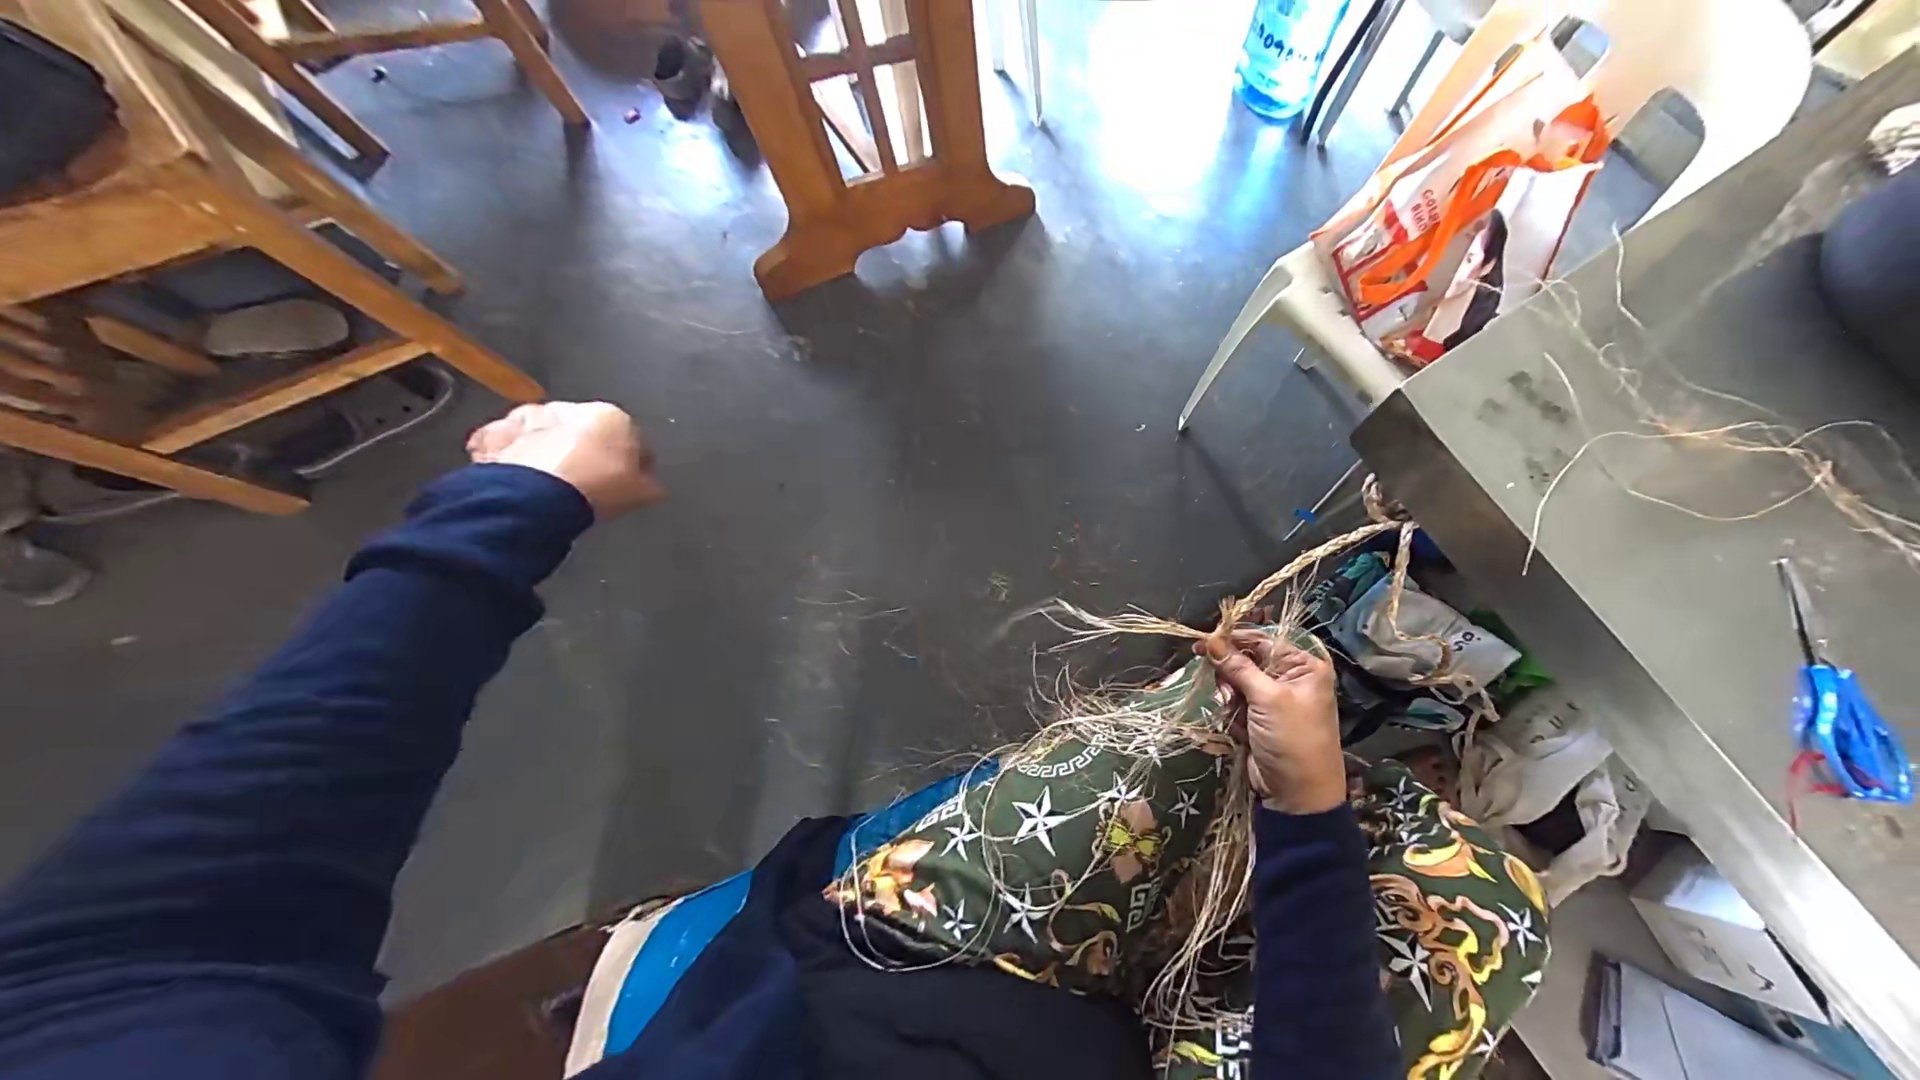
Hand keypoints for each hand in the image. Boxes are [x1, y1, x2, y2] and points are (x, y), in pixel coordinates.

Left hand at [466, 401, 663, 518]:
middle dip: (585, 450)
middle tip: (589, 483)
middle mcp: (571, 409)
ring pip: (545, 433)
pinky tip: (519, 481)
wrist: (541, 497)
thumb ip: (650, 484)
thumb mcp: (642, 493)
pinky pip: (506, 444)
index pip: (629, 436)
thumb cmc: (597, 487)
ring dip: (548, 451)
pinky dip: (510, 457)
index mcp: (613, 416)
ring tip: (553, 485)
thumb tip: (653, 487)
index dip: (631, 460)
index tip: (629, 479)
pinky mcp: (497, 434)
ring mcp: (530, 419)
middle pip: (584, 431)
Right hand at [1198, 631, 1345, 814]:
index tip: (1203, 643)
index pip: (1260, 641)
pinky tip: (1240, 730)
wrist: (1297, 794)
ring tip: (1237, 716)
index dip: (1231, 641)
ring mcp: (1273, 699)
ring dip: (1230, 699)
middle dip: (1231, 677)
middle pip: (1243, 660)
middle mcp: (1289, 678)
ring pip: (1234, 682)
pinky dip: (1232, 714)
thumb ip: (1238, 666)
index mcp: (1303, 667)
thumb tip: (1211, 639)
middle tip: (1228, 694)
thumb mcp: (1267, 698)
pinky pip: (1234, 703)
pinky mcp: (1259, 717)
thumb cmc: (1292, 739)